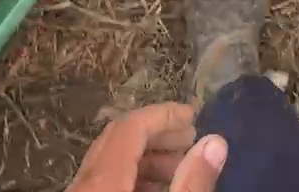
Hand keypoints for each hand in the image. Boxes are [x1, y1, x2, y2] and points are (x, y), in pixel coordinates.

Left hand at [65, 103, 228, 191]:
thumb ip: (192, 182)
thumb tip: (215, 140)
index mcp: (102, 180)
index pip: (131, 125)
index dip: (164, 114)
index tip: (194, 116)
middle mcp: (82, 185)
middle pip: (117, 139)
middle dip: (157, 133)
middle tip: (192, 139)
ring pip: (108, 163)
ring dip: (146, 157)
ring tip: (180, 167)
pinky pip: (102, 183)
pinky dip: (130, 176)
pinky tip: (156, 190)